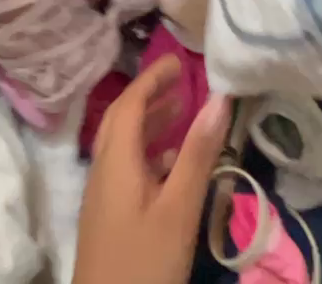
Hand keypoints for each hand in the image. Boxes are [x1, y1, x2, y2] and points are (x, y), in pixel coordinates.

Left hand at [74, 55, 231, 283]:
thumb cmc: (144, 262)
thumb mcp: (178, 209)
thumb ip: (197, 154)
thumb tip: (219, 99)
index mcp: (114, 162)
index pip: (129, 104)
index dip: (152, 78)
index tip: (178, 59)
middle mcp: (102, 171)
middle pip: (120, 120)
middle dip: (148, 95)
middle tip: (179, 79)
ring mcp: (102, 197)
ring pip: (122, 145)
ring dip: (148, 123)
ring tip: (181, 113)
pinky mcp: (108, 219)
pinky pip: (125, 168)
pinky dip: (148, 152)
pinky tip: (173, 166)